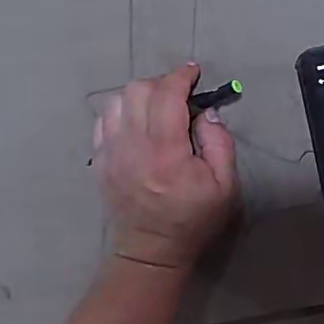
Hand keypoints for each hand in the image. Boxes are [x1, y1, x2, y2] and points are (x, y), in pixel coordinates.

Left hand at [92, 63, 238, 270]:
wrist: (151, 252)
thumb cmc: (193, 219)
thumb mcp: (225, 185)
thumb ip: (219, 142)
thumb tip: (205, 111)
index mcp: (167, 154)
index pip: (167, 96)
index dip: (180, 76)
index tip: (193, 72)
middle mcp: (133, 147)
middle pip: (138, 90)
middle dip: (162, 82)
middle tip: (179, 93)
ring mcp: (110, 153)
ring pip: (117, 100)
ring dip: (140, 94)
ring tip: (157, 106)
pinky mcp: (99, 160)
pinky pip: (103, 120)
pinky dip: (121, 110)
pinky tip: (136, 121)